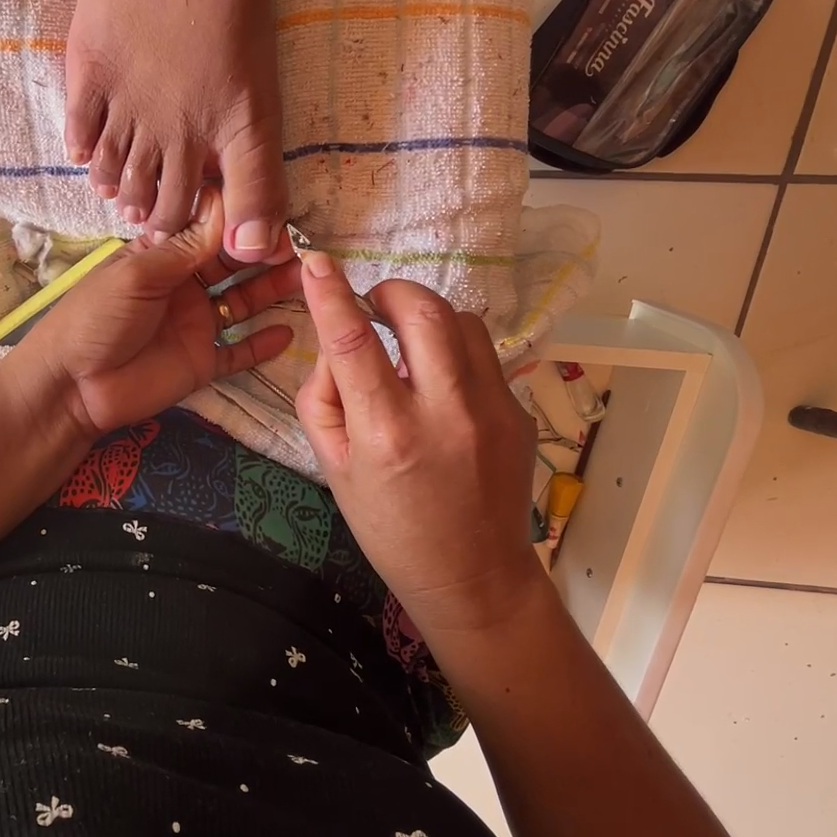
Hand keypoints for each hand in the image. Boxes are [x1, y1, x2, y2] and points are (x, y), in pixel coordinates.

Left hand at [8, 189, 299, 437]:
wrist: (72, 386)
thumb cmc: (95, 318)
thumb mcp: (137, 274)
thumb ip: (184, 246)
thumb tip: (225, 202)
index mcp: (163, 258)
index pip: (210, 232)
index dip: (241, 223)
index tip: (277, 212)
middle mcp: (184, 287)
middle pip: (234, 266)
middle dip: (265, 254)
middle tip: (302, 247)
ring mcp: (195, 325)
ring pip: (243, 304)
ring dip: (273, 291)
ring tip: (310, 281)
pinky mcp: (200, 363)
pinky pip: (238, 351)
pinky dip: (262, 344)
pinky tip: (290, 333)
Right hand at [294, 252, 543, 631]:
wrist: (472, 575)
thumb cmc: (388, 527)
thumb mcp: (332, 468)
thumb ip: (324, 400)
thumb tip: (337, 346)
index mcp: (386, 433)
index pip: (352, 341)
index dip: (330, 294)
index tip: (316, 261)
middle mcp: (445, 412)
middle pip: (423, 311)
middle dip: (392, 291)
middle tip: (373, 304)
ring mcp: (493, 410)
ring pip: (463, 322)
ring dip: (427, 318)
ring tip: (408, 348)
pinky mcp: (520, 413)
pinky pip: (483, 357)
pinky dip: (453, 355)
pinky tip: (440, 389)